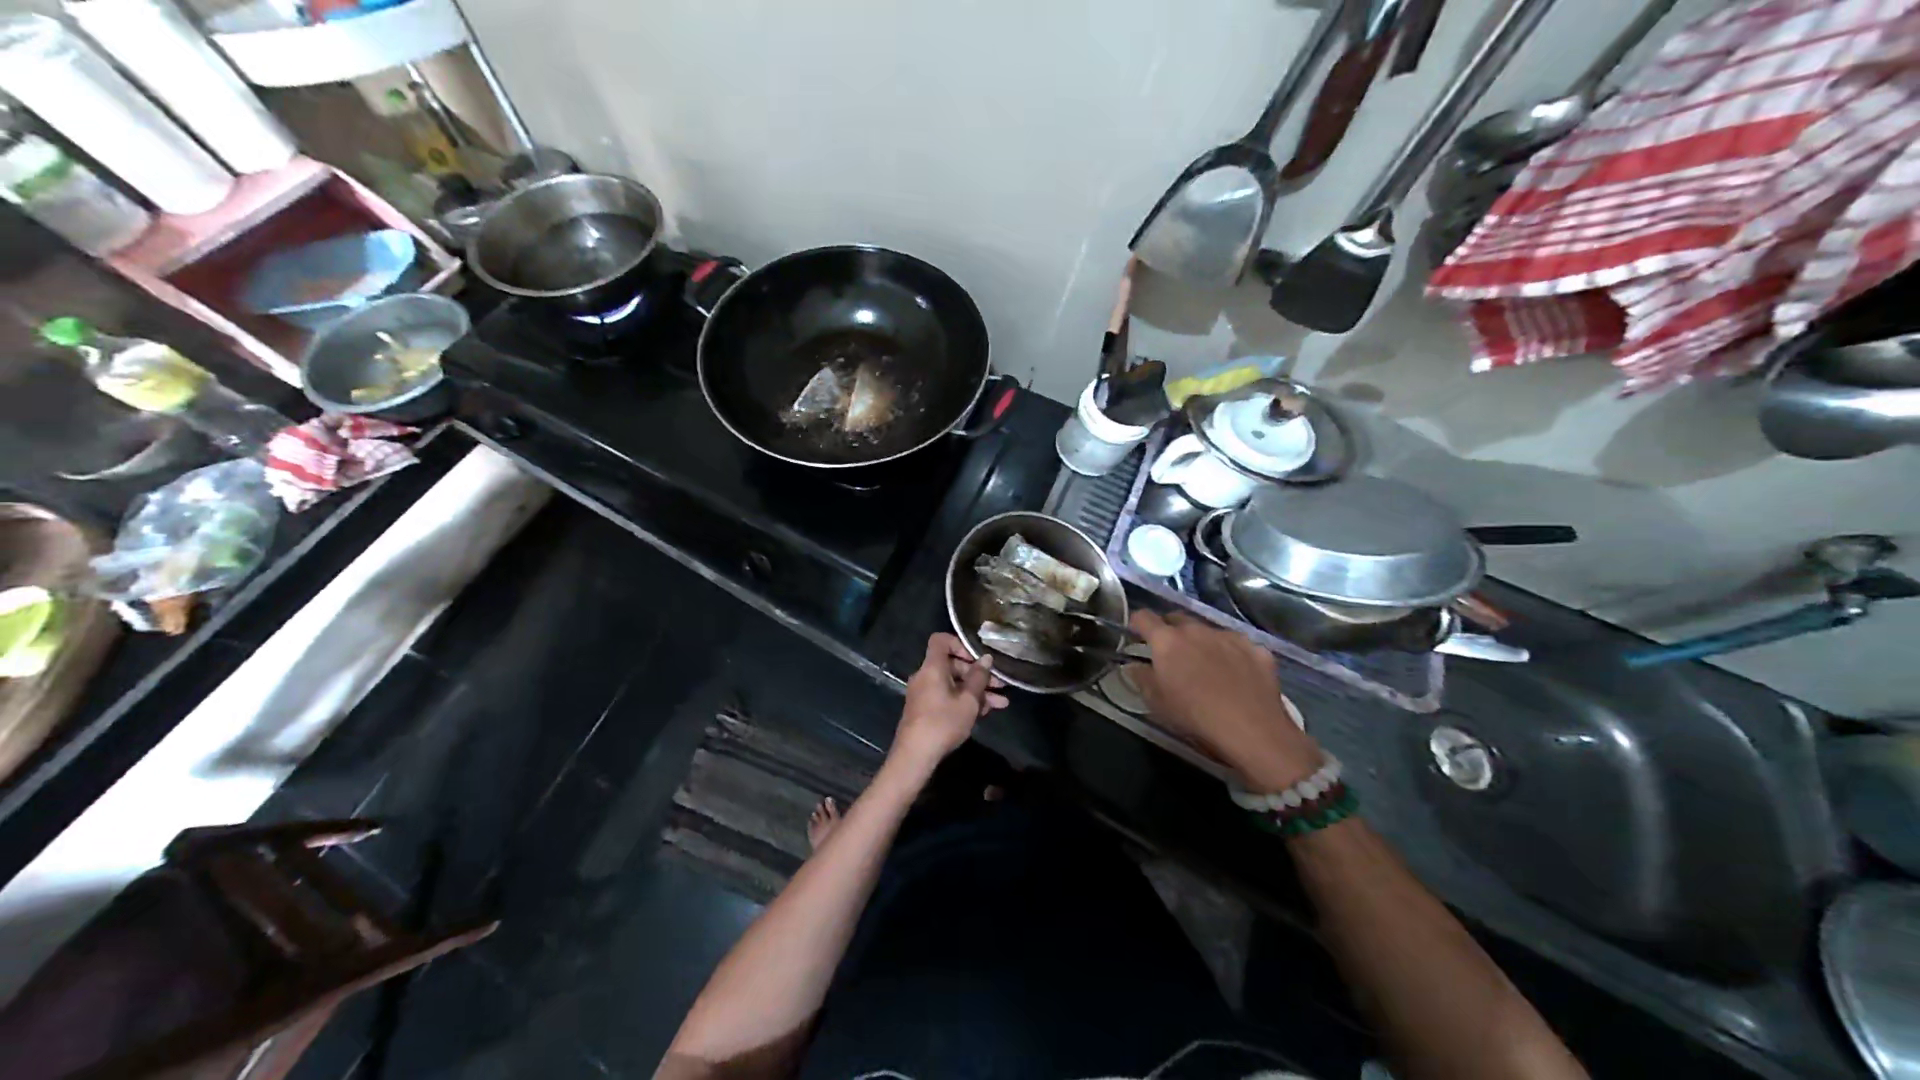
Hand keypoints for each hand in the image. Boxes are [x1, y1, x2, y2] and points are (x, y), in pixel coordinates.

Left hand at [889, 633, 1008, 778]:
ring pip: (954, 684)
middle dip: (978, 673)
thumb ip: (979, 678)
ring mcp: (925, 694)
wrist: (915, 755)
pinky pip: (948, 696)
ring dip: (977, 690)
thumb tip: (986, 658)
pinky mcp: (926, 709)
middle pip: (952, 664)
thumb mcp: (968, 701)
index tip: (978, 658)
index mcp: (932, 668)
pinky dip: (965, 700)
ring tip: (1002, 702)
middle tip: (1000, 684)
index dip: (960, 644)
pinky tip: (987, 711)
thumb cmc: (943, 723)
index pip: (941, 640)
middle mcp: (926, 676)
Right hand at [1128, 611, 1323, 792]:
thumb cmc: (1195, 717)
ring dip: (1203, 642)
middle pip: (1178, 618)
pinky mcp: (1257, 648)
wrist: (1252, 730)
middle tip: (1172, 654)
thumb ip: (1142, 678)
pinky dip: (1232, 654)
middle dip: (1170, 630)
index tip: (1137, 634)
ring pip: (1209, 631)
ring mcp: (1230, 637)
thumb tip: (1134, 666)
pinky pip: (1238, 645)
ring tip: (1208, 667)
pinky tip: (1238, 675)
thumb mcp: (1157, 703)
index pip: (1144, 617)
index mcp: (1168, 641)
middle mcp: (1198, 630)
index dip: (1137, 623)